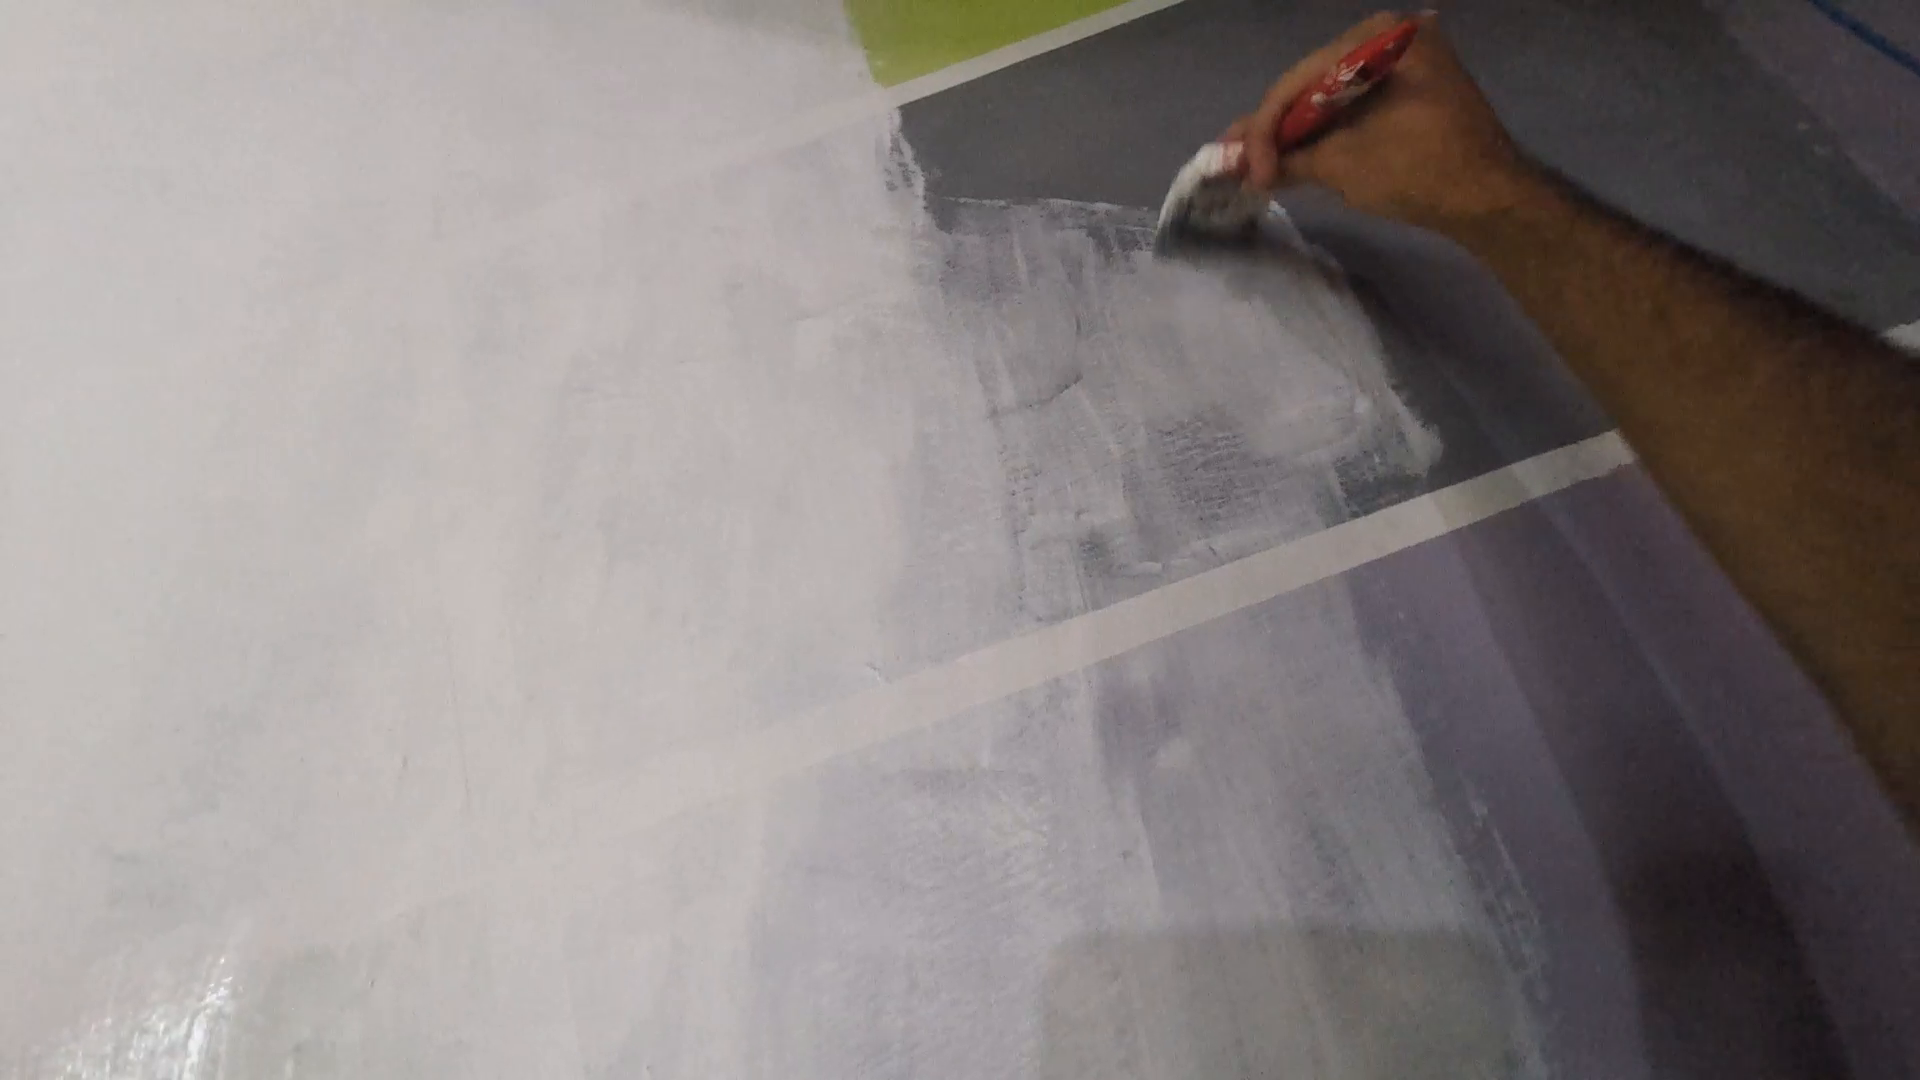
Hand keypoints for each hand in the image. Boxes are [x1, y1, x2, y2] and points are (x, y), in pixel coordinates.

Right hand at [1222, 12, 1536, 220]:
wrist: (1485, 195)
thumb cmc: (1416, 169)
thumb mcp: (1342, 163)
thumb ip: (1286, 160)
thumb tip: (1239, 169)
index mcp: (1378, 38)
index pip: (1297, 81)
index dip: (1262, 130)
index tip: (1244, 173)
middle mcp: (1389, 37)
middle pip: (1308, 85)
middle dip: (1271, 129)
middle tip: (1232, 163)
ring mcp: (1401, 63)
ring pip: (1325, 98)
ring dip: (1290, 133)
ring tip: (1251, 163)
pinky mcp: (1406, 91)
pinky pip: (1349, 107)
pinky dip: (1319, 133)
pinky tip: (1289, 154)